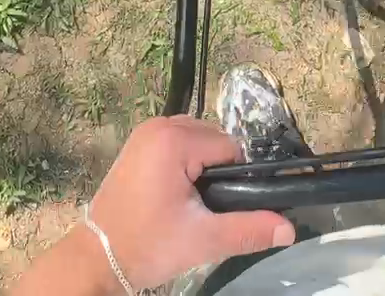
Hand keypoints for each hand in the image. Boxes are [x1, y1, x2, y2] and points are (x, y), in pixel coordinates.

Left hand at [87, 115, 295, 289]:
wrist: (95, 260)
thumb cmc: (147, 246)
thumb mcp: (202, 240)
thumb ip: (248, 229)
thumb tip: (288, 229)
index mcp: (175, 139)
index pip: (229, 148)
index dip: (234, 178)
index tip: (222, 207)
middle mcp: (161, 124)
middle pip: (213, 140)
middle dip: (217, 171)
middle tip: (204, 210)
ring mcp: (146, 130)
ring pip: (197, 139)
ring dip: (202, 166)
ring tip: (192, 203)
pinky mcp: (138, 141)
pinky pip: (178, 141)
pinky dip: (185, 161)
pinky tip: (178, 191)